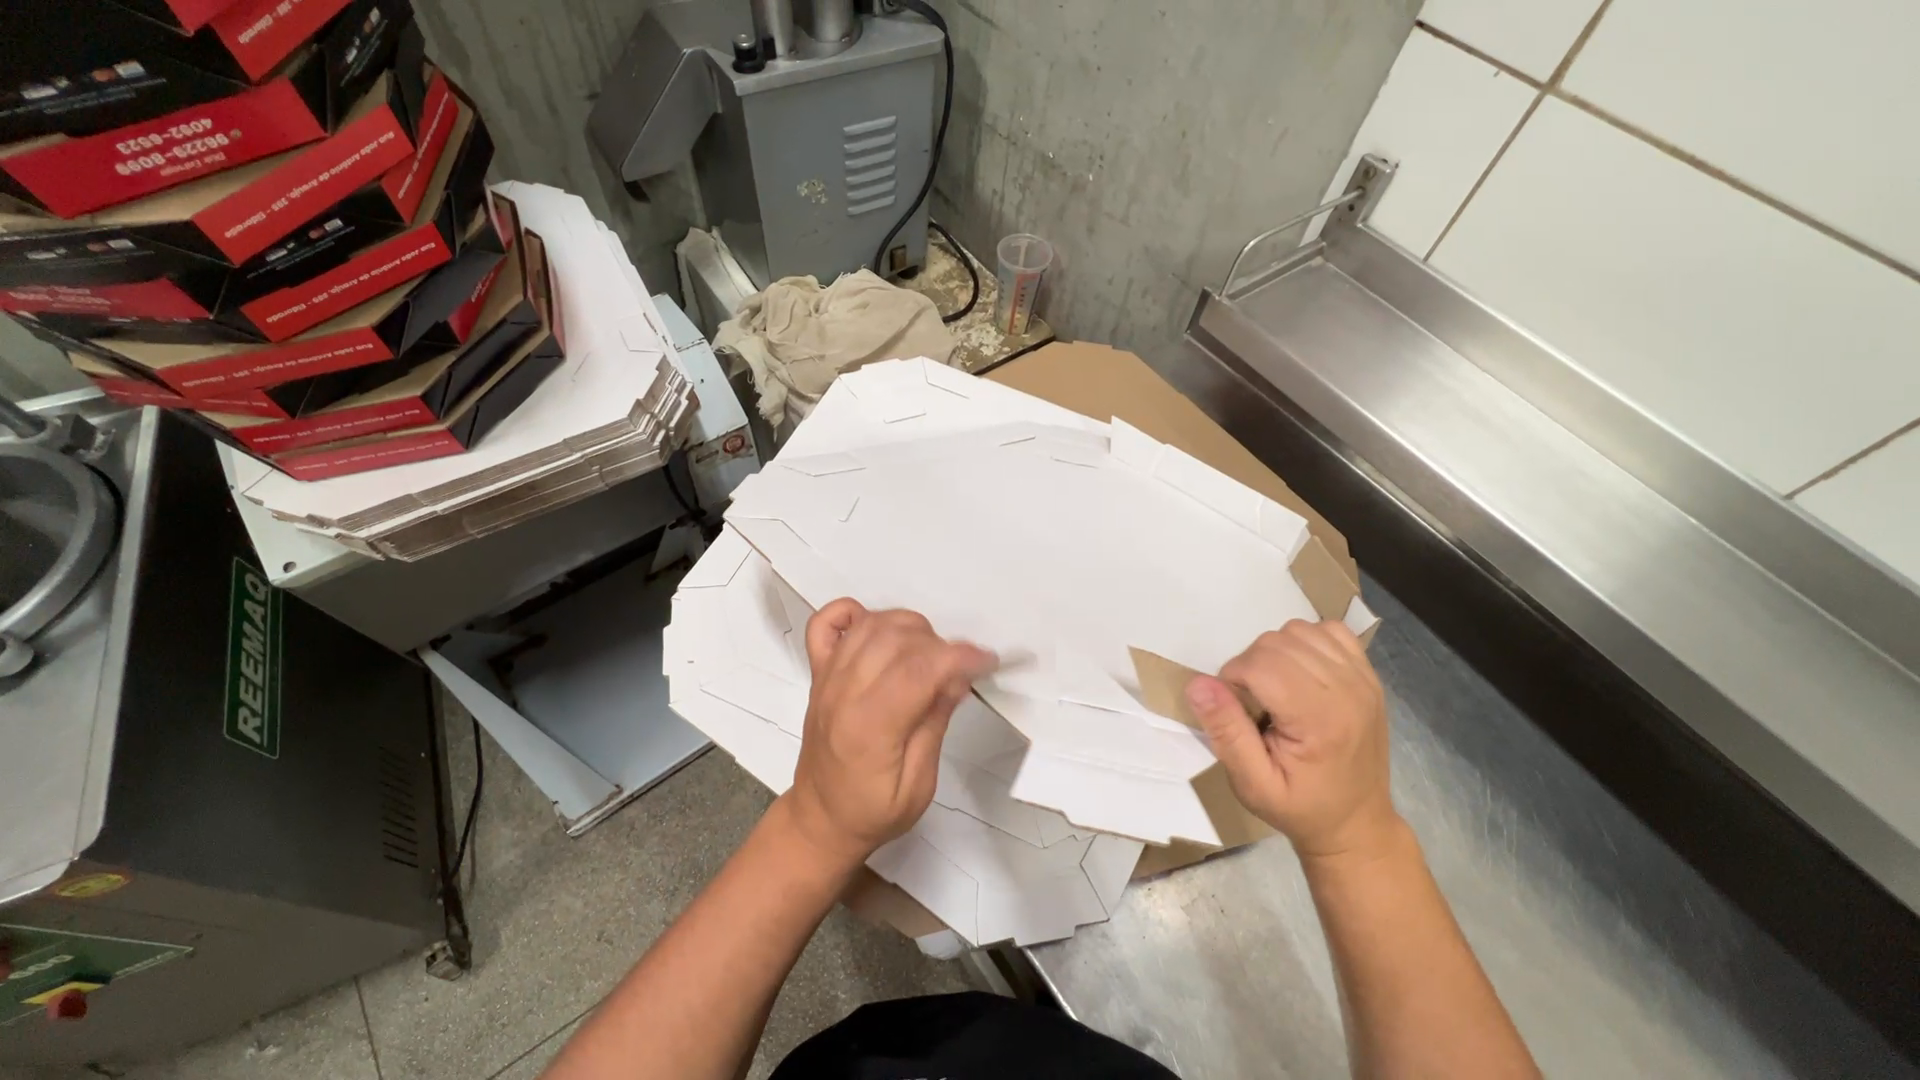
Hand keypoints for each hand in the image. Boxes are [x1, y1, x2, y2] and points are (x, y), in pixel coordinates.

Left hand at [780, 599, 995, 868]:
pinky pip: (826, 622)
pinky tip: (878, 629)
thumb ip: (934, 724)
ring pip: (870, 623)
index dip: (959, 657)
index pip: (918, 669)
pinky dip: (853, 613)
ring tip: (926, 655)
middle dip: (939, 644)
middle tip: (955, 671)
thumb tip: (957, 677)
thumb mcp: (918, 785)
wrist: (820, 819)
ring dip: (907, 627)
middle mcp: (843, 692)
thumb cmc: (872, 811)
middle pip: (896, 637)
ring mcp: (826, 678)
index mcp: (870, 727)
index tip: (988, 662)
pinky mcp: (817, 672)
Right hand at [1185, 620, 1398, 862]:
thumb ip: (1226, 732)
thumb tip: (1197, 684)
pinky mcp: (1369, 675)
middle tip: (1252, 704)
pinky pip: (1329, 630)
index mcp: (1319, 719)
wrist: (1356, 823)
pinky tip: (1300, 673)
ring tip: (1274, 689)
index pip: (1261, 665)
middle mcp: (1347, 690)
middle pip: (1277, 643)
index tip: (1235, 711)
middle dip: (1250, 665)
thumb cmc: (1301, 808)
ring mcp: (1363, 679)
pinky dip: (1306, 642)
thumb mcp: (1252, 784)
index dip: (1233, 679)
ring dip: (1275, 652)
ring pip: (1299, 631)